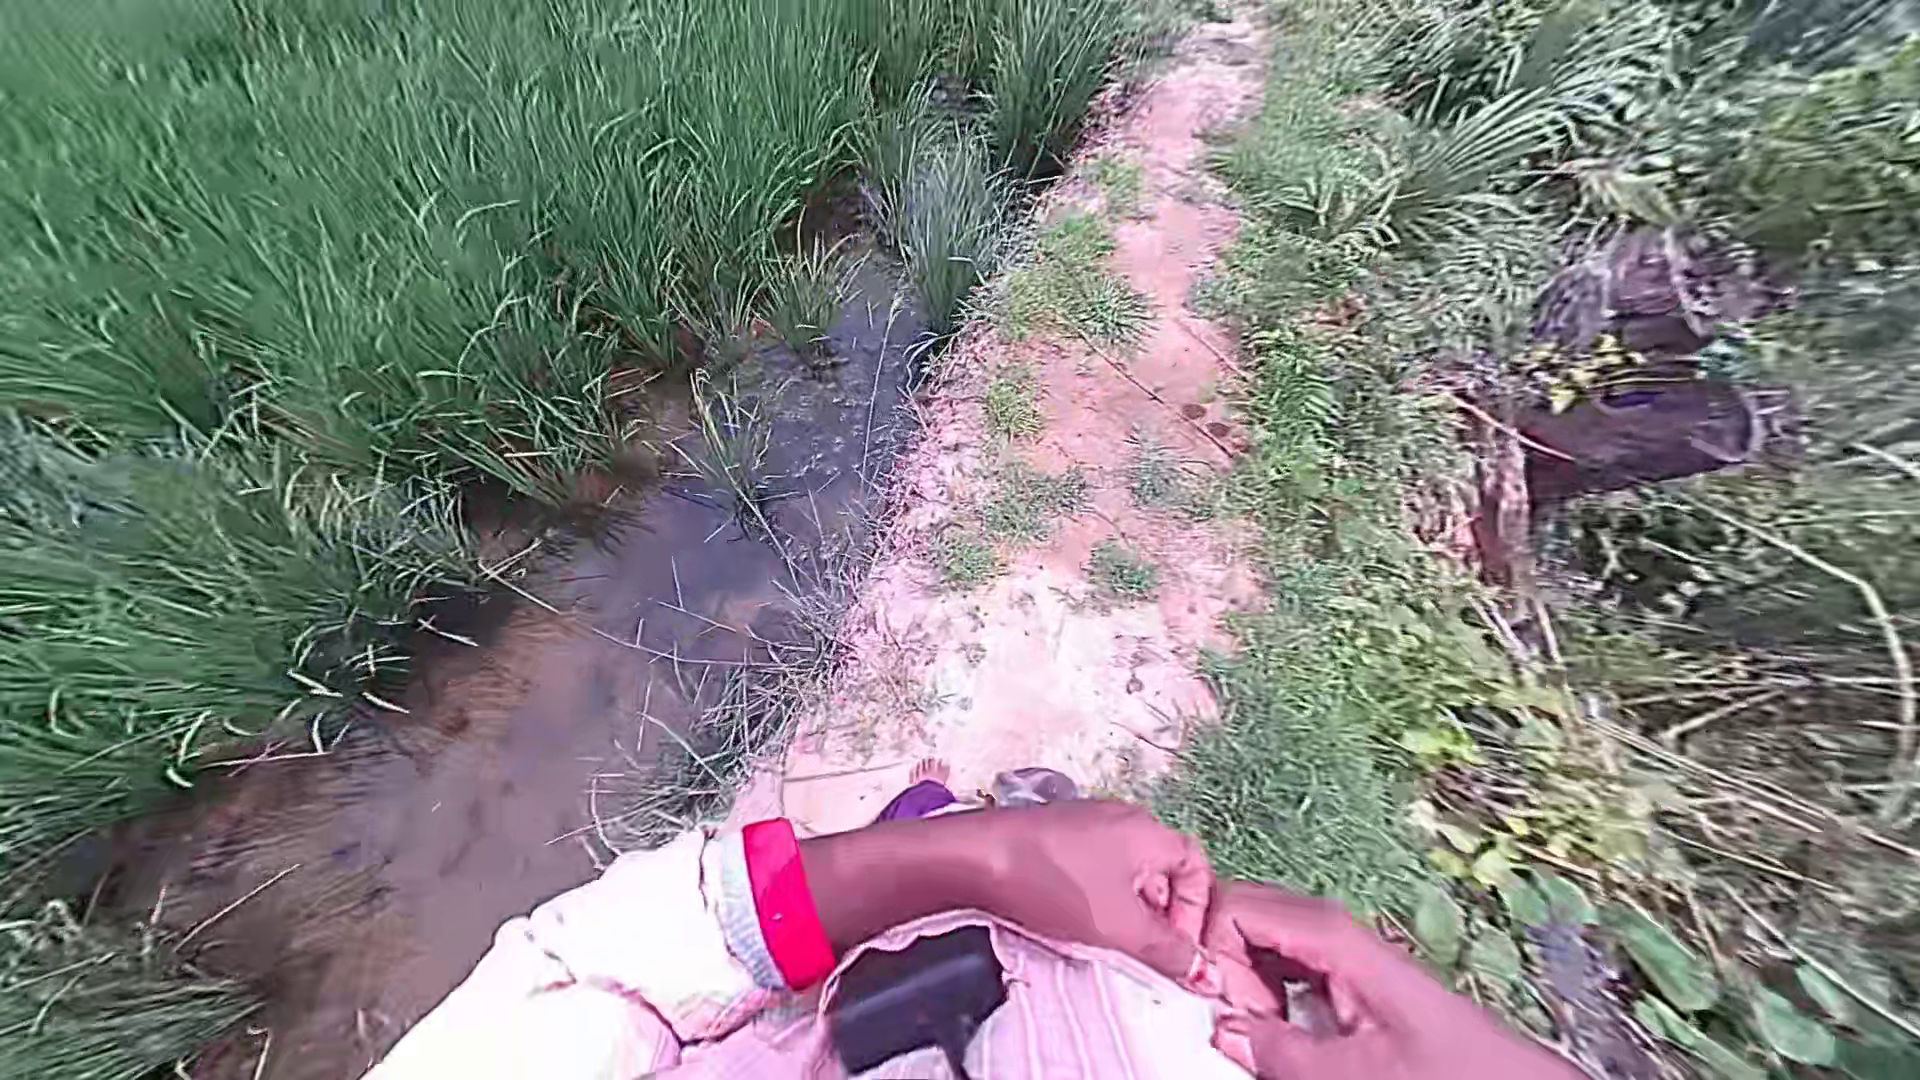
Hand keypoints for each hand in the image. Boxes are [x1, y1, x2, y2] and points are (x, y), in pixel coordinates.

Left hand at [969, 800, 1213, 981]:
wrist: (983, 855)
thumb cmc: (1055, 883)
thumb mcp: (1121, 926)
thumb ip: (1169, 951)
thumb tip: (1207, 973)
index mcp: (1146, 830)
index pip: (1195, 864)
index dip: (1197, 909)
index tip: (1181, 946)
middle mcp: (1122, 816)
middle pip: (1163, 867)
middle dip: (1164, 913)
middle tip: (1150, 952)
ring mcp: (1089, 820)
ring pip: (1130, 868)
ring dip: (1133, 907)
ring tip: (1115, 939)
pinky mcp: (1062, 831)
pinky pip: (1100, 863)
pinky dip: (1104, 893)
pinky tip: (1083, 917)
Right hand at [1203, 883, 1580, 1079]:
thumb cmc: (1454, 1078)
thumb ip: (1282, 1054)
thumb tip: (1221, 1030)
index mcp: (1325, 931)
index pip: (1229, 906)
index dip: (1214, 952)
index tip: (1231, 1007)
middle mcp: (1321, 921)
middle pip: (1235, 911)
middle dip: (1221, 959)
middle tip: (1245, 1019)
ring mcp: (1329, 939)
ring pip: (1251, 932)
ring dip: (1241, 974)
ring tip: (1265, 1026)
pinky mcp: (1336, 962)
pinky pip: (1275, 954)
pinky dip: (1262, 982)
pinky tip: (1281, 1023)